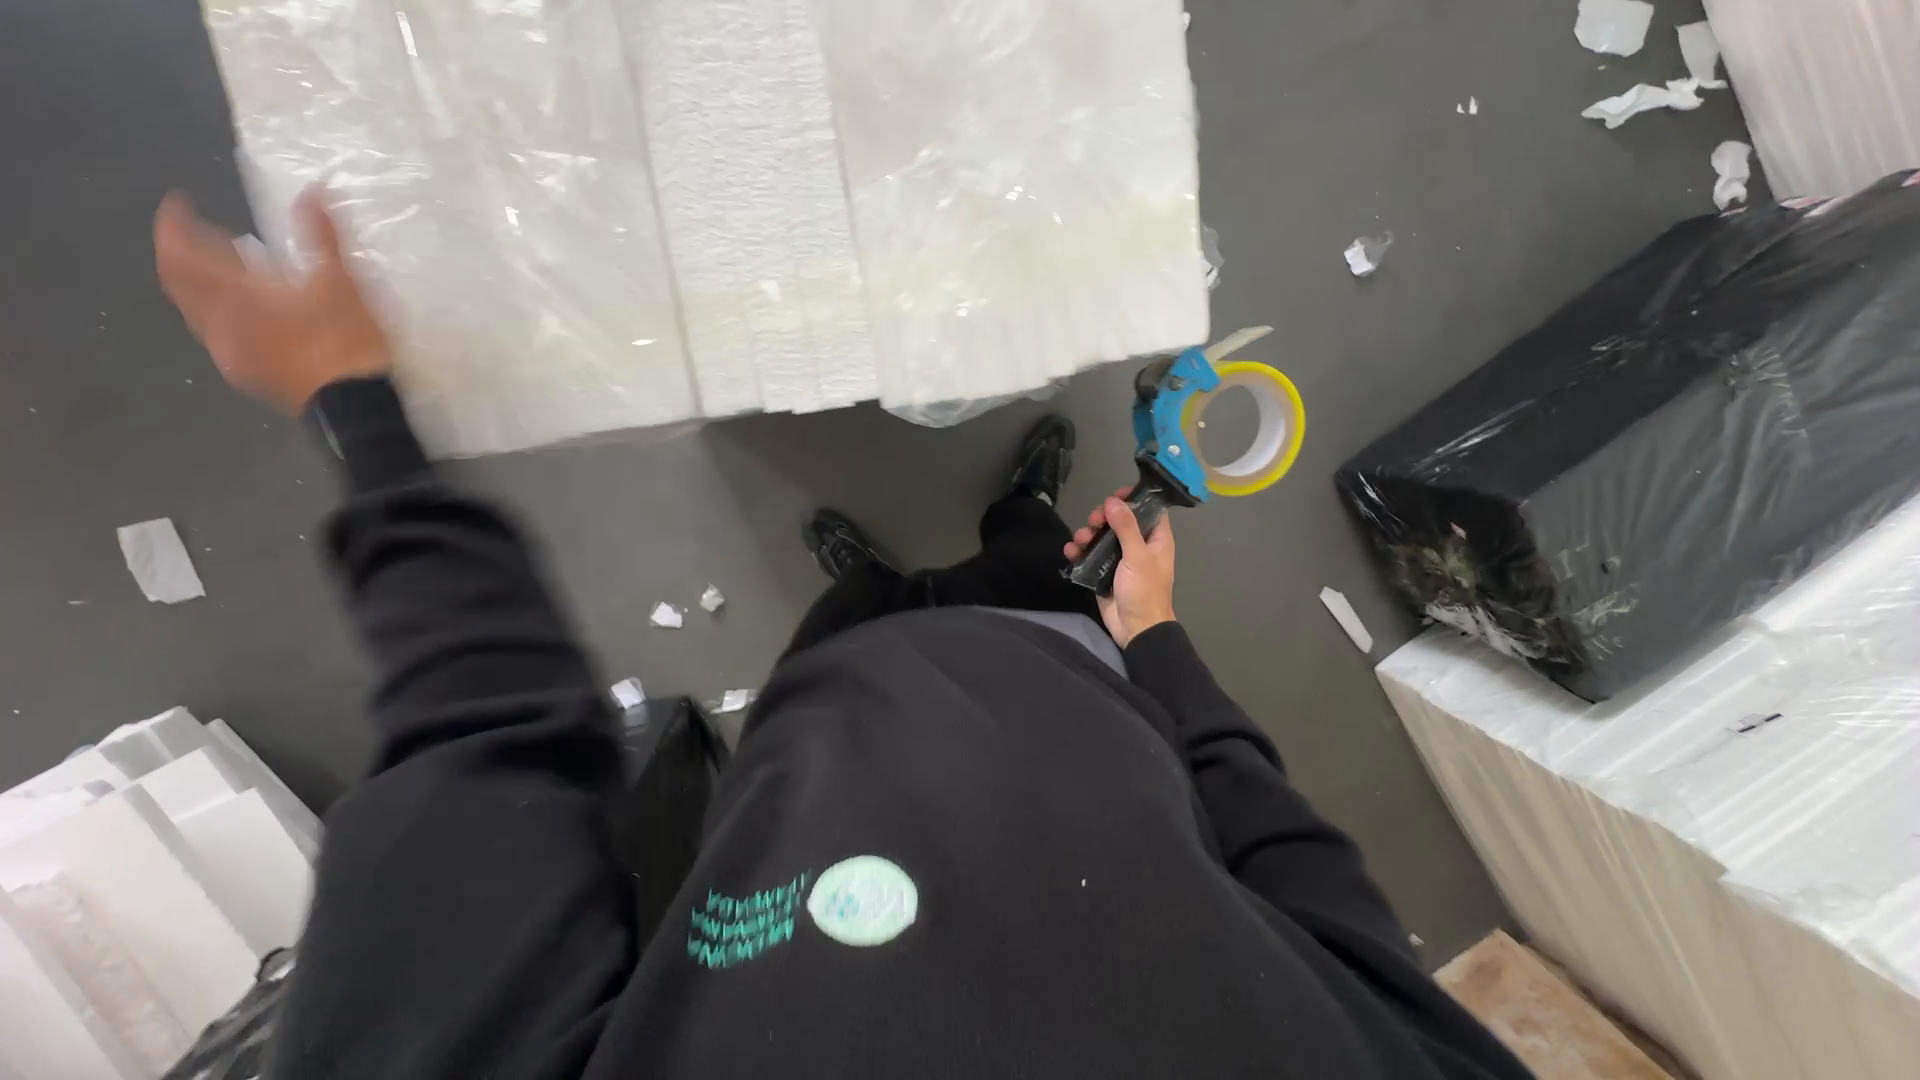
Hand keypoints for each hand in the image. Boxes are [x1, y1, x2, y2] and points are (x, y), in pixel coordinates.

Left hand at [154, 187, 391, 413]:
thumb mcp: (342, 284)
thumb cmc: (346, 341)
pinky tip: (258, 319)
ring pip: (200, 313)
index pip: (181, 251)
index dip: (174, 224)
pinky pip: (222, 337)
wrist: (357, 406)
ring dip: (209, 289)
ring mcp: (232, 355)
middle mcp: (218, 324)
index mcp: (233, 297)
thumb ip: (322, 238)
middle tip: (211, 240)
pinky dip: (228, 317)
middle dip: (188, 256)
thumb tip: (313, 192)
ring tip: (238, 278)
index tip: (182, 203)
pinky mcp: (249, 377)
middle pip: (180, 283)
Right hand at [1064, 488, 1176, 646]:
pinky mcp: (1104, 572)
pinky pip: (1090, 555)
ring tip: (1080, 539)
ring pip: (1102, 536)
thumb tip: (1113, 501)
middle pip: (1120, 520)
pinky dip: (1080, 551)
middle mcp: (1139, 545)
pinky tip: (1070, 551)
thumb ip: (1126, 527)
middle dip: (1104, 517)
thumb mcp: (1138, 556)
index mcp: (1156, 539)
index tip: (1115, 495)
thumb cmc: (1145, 591)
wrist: (1136, 628)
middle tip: (1094, 521)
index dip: (1133, 499)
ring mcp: (1121, 559)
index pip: (1148, 509)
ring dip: (1089, 534)